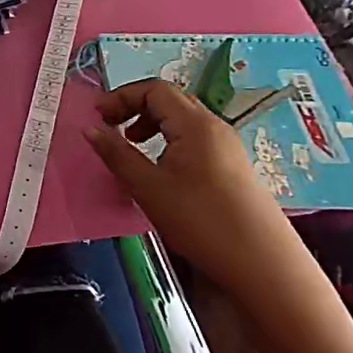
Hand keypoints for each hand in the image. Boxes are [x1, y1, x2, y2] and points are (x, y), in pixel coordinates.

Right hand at [82, 78, 302, 298]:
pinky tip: (161, 167)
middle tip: (110, 125)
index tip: (98, 115)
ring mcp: (227, 145)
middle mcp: (214, 126)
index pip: (154, 89)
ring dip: (152, 123)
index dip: (122, 96)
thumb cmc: (200, 220)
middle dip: (135, 106)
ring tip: (132, 144)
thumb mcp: (149, 188)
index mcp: (194, 123)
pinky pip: (195, 137)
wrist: (262, 262)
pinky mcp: (232, 165)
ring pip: (183, 119)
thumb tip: (91, 129)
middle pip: (170, 99)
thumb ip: (117, 154)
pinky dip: (170, 139)